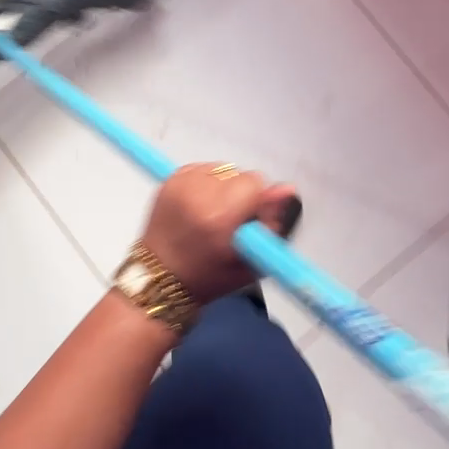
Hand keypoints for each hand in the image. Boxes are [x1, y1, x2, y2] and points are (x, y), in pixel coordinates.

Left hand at [141, 162, 298, 304]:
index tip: (247, 221)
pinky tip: (200, 205)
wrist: (160, 279)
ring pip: (221, 169)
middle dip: (240, 194)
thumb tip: (288, 188)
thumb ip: (271, 223)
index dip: (256, 201)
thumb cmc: (210, 278)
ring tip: (212, 213)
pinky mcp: (169, 180)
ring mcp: (180, 184)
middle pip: (238, 174)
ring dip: (224, 187)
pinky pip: (202, 169)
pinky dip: (206, 183)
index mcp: (219, 216)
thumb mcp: (250, 261)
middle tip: (229, 221)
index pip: (254, 181)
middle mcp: (197, 193)